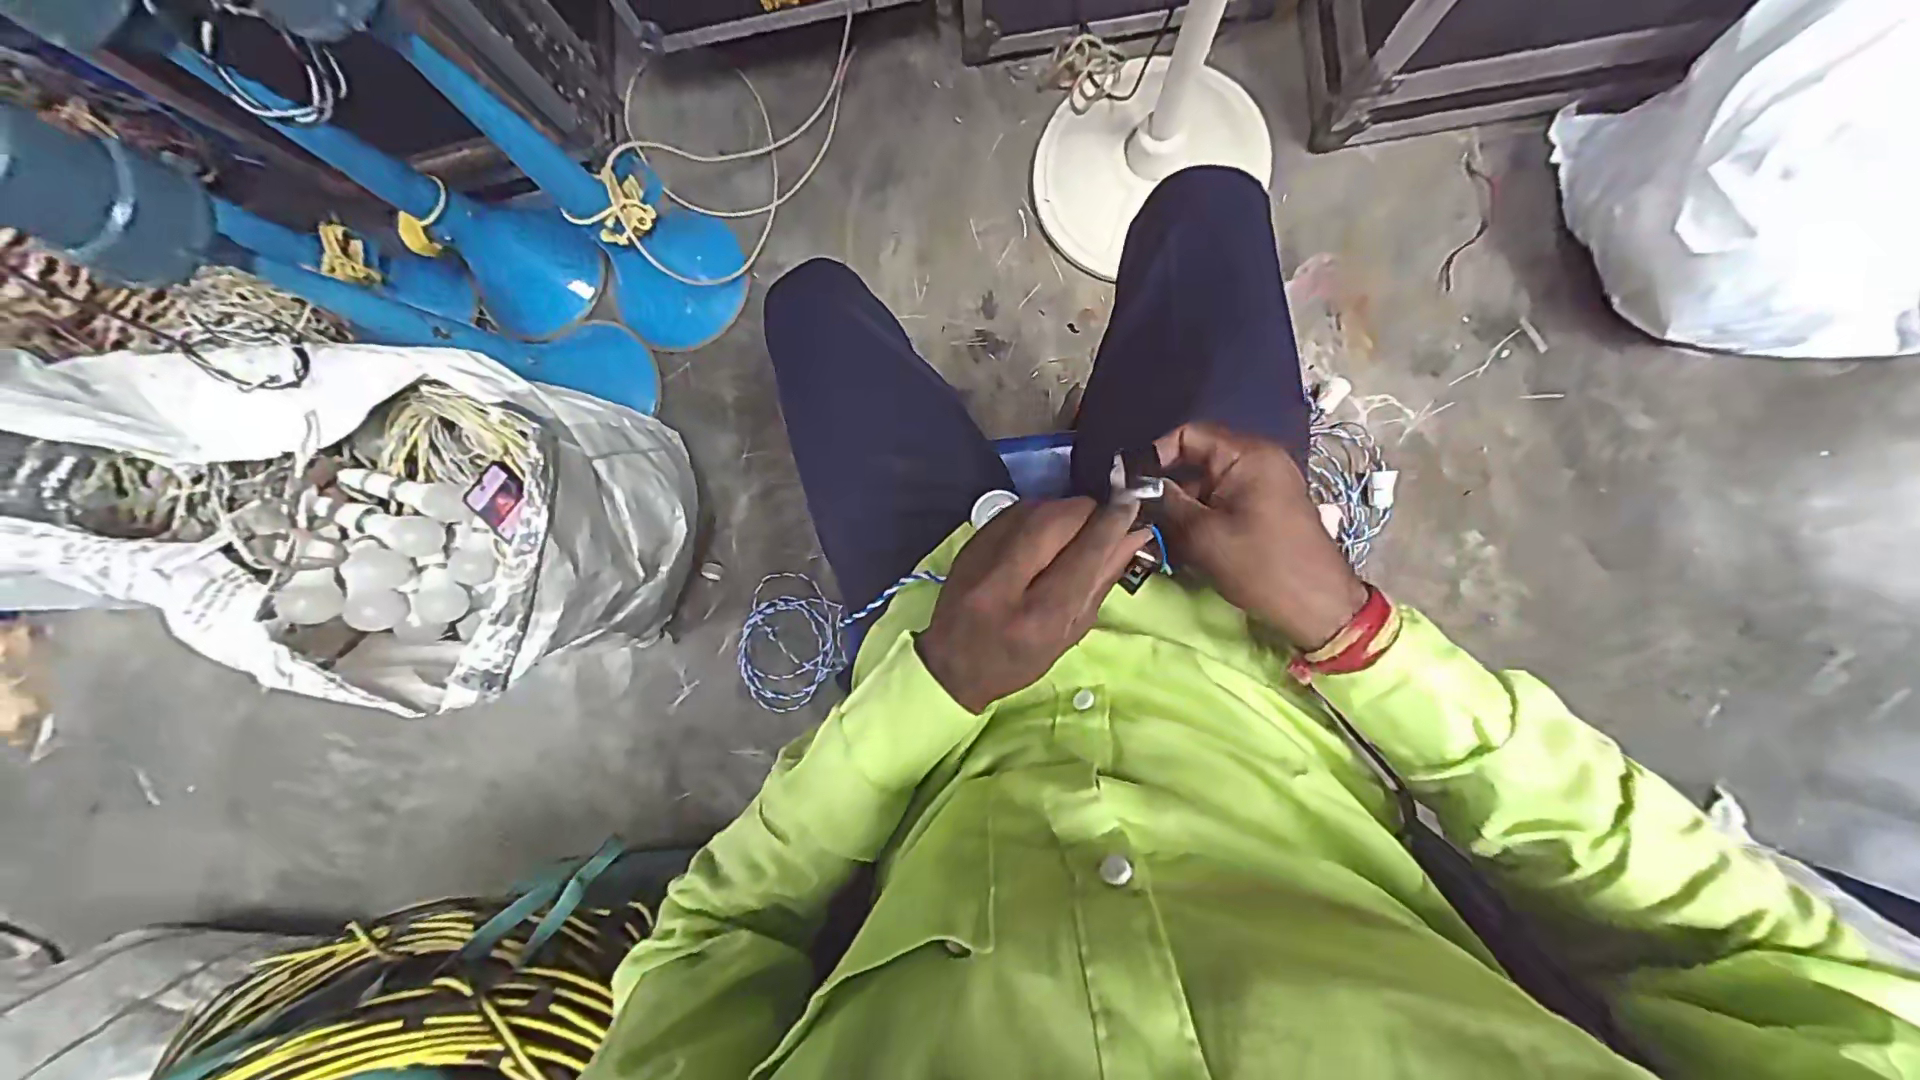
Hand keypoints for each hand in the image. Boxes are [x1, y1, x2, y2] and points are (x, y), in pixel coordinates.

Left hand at [917, 497, 1148, 712]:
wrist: (951, 663)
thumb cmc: (1018, 659)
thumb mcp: (1068, 633)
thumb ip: (1102, 580)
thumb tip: (1134, 535)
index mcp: (1039, 615)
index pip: (1085, 553)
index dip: (1113, 522)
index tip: (1132, 502)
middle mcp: (1006, 581)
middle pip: (1058, 518)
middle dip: (1089, 511)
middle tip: (1102, 521)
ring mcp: (982, 556)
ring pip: (1036, 507)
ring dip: (1064, 510)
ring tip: (1074, 531)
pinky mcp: (970, 542)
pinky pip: (1015, 511)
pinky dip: (1039, 513)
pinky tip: (1045, 532)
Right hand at [1153, 422, 1368, 650]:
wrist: (1317, 607)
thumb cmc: (1260, 566)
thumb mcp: (1201, 534)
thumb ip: (1164, 502)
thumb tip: (1133, 485)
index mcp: (1247, 456)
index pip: (1188, 435)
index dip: (1154, 455)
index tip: (1130, 484)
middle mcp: (1256, 462)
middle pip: (1194, 463)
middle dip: (1164, 489)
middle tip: (1137, 517)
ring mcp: (1261, 486)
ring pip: (1203, 488)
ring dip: (1179, 511)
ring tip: (1156, 539)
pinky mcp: (1262, 509)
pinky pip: (1219, 504)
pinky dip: (1198, 521)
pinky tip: (1180, 548)